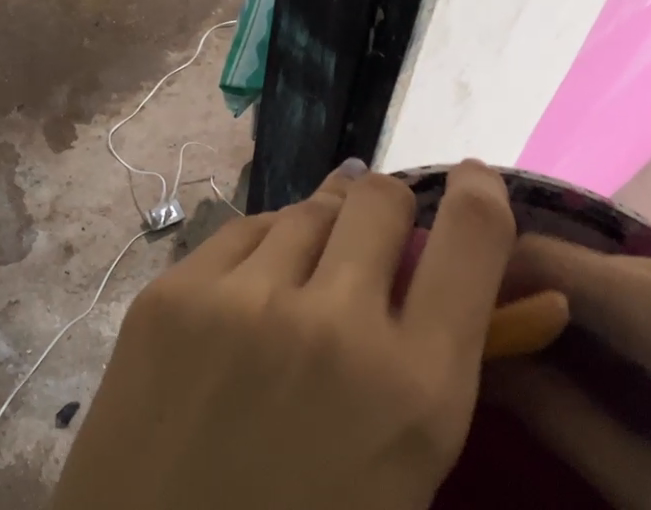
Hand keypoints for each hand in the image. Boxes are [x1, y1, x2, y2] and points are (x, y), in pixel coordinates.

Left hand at [52, 159, 516, 509]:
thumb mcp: (402, 468)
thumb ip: (425, 360)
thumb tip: (423, 266)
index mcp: (413, 388)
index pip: (471, 238)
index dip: (479, 196)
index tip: (473, 181)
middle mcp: (332, 324)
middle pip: (380, 198)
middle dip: (387, 211)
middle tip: (372, 242)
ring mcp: (242, 301)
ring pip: (305, 209)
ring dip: (320, 232)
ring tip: (303, 278)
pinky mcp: (171, 293)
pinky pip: (240, 231)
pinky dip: (259, 251)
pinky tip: (248, 293)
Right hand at [485, 239, 650, 509]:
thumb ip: (560, 419)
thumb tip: (478, 358)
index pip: (538, 256)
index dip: (484, 282)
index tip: (456, 324)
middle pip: (584, 262)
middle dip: (537, 304)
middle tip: (511, 364)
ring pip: (629, 270)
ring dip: (589, 308)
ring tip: (581, 373)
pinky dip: (643, 309)